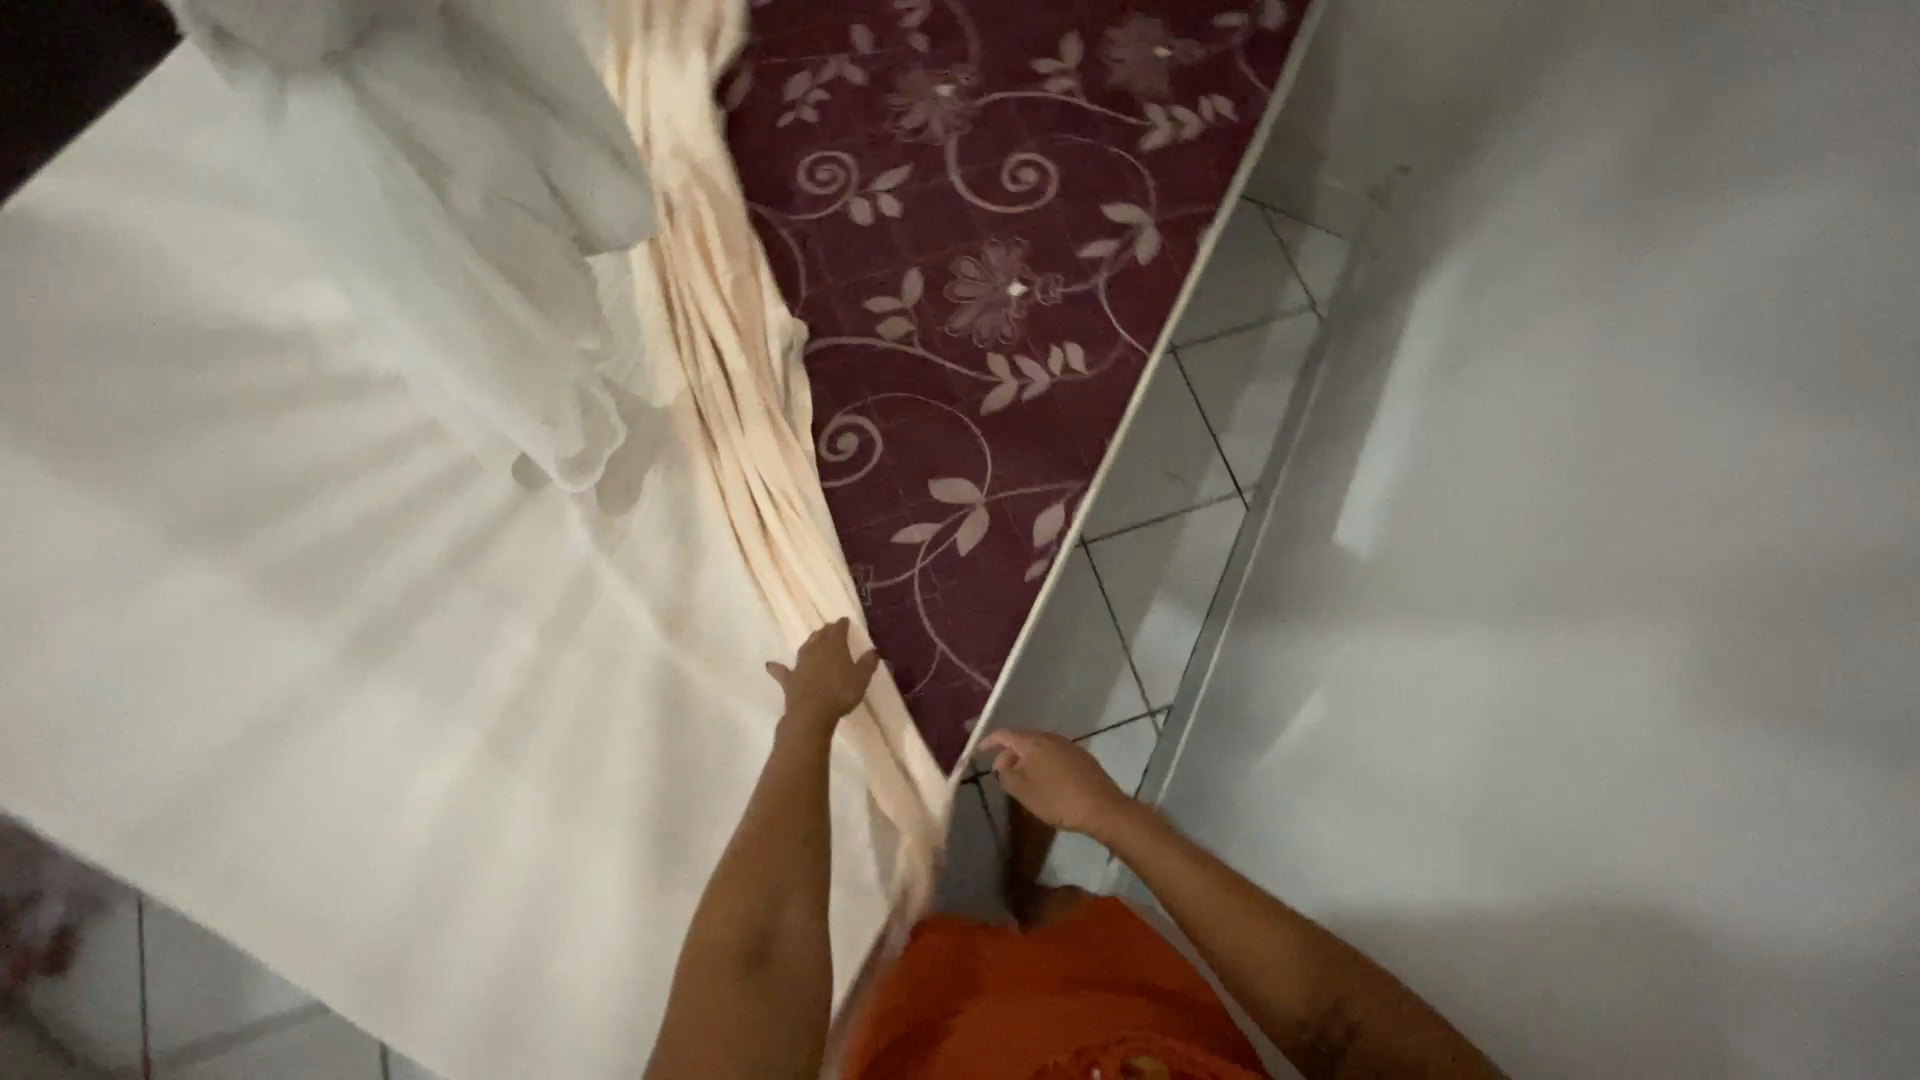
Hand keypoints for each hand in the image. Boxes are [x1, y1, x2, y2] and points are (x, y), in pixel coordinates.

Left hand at [766, 618, 878, 730]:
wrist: (812, 712)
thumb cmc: (841, 693)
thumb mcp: (861, 679)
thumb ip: (867, 663)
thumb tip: (873, 650)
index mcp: (835, 648)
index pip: (838, 631)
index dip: (842, 624)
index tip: (844, 620)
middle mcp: (816, 651)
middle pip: (821, 636)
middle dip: (826, 631)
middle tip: (830, 627)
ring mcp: (801, 665)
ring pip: (805, 648)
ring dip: (810, 642)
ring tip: (813, 638)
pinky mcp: (789, 680)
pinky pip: (782, 671)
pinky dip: (777, 668)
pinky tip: (769, 665)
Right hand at [979, 729, 1133, 835]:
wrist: (1102, 807)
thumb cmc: (1057, 799)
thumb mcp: (1024, 792)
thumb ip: (1007, 777)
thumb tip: (1004, 769)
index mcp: (1033, 742)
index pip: (1004, 734)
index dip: (989, 742)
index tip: (979, 751)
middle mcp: (1050, 737)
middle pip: (1022, 739)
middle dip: (1008, 754)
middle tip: (1001, 773)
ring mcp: (1068, 745)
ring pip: (1039, 746)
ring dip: (1025, 759)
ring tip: (1020, 779)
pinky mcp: (1081, 756)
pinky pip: (1052, 753)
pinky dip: (1041, 762)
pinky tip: (1043, 780)